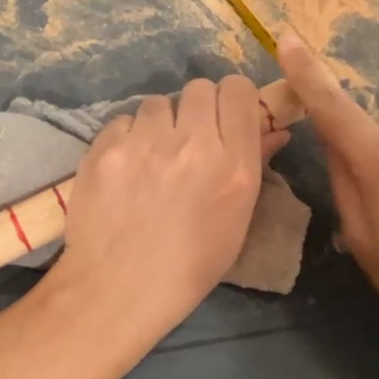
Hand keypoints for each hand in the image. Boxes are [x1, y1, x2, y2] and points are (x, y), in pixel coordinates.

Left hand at [45, 76, 279, 343]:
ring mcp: (143, 143)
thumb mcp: (235, 224)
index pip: (238, 91)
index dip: (233, 99)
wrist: (116, 290)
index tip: (226, 116)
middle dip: (197, 107)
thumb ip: (254, 167)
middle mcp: (191, 145)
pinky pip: (123, 120)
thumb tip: (274, 131)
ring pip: (158, 102)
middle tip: (189, 136)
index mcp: (233, 167)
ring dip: (160, 122)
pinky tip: (125, 167)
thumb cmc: (187, 267)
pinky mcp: (105, 148)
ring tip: (153, 155)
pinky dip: (127, 137)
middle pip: (199, 87)